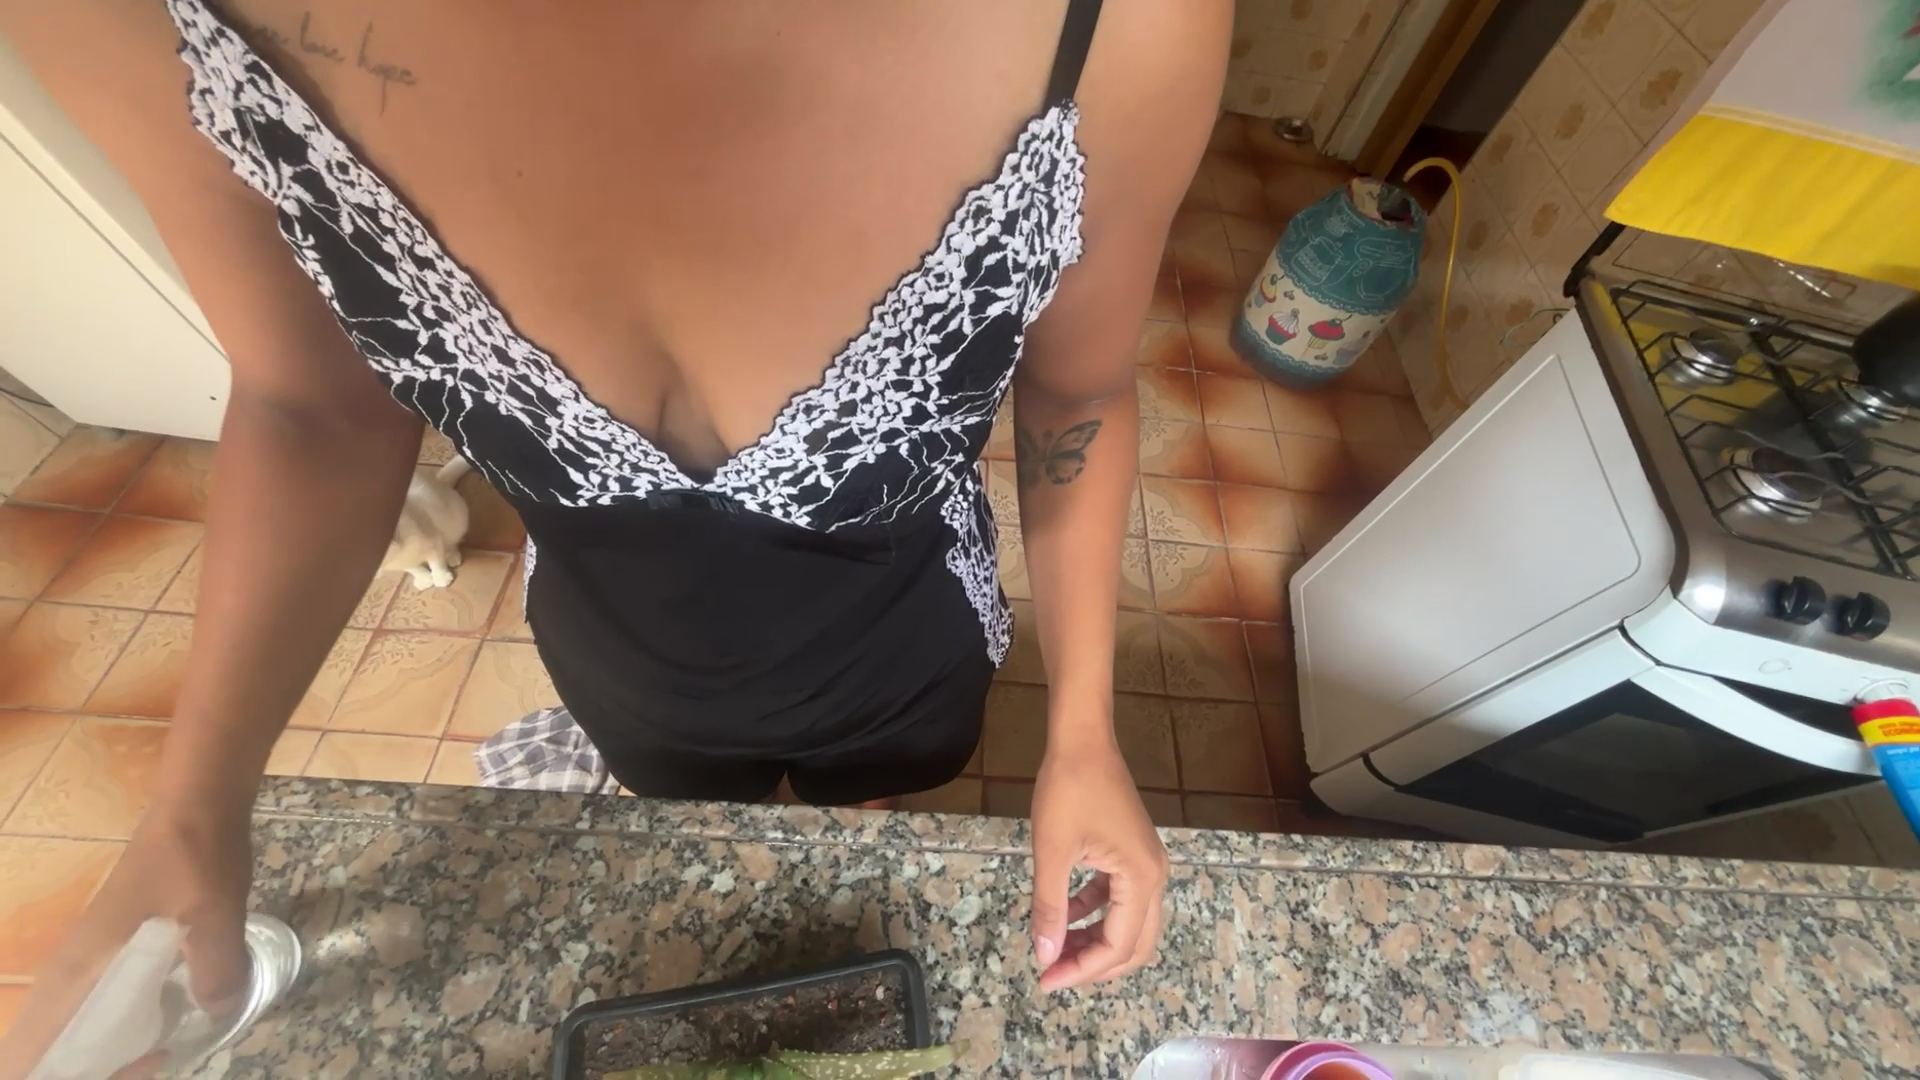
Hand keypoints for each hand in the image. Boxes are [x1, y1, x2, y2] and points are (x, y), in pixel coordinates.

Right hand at [0, 798, 253, 1079]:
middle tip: (160, 1056)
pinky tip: (174, 1004)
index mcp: (72, 977)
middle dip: (98, 1068)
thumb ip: (216, 967)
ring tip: (166, 1040)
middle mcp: (65, 976)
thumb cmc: (196, 859)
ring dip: (110, 1046)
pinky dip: (125, 1017)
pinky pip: (99, 1000)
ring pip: (73, 1027)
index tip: (144, 1061)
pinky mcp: (112, 945)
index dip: (81, 1077)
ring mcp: (86, 960)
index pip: (29, 1061)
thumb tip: (218, 1013)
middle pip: (47, 1051)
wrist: (198, 808)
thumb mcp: (214, 915)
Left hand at [1028, 725, 1168, 991]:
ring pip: (1128, 921)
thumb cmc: (1067, 789)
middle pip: (1133, 942)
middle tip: (1053, 972)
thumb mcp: (1052, 850)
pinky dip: (1095, 910)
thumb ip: (1050, 907)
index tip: (1045, 979)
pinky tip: (1067, 911)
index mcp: (1141, 878)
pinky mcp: (1132, 849)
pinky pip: (1119, 895)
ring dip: (1095, 938)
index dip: (1082, 969)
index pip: (1118, 945)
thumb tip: (1046, 957)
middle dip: (1094, 963)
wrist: (1082, 739)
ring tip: (1056, 948)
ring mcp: (1146, 861)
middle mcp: (1154, 874)